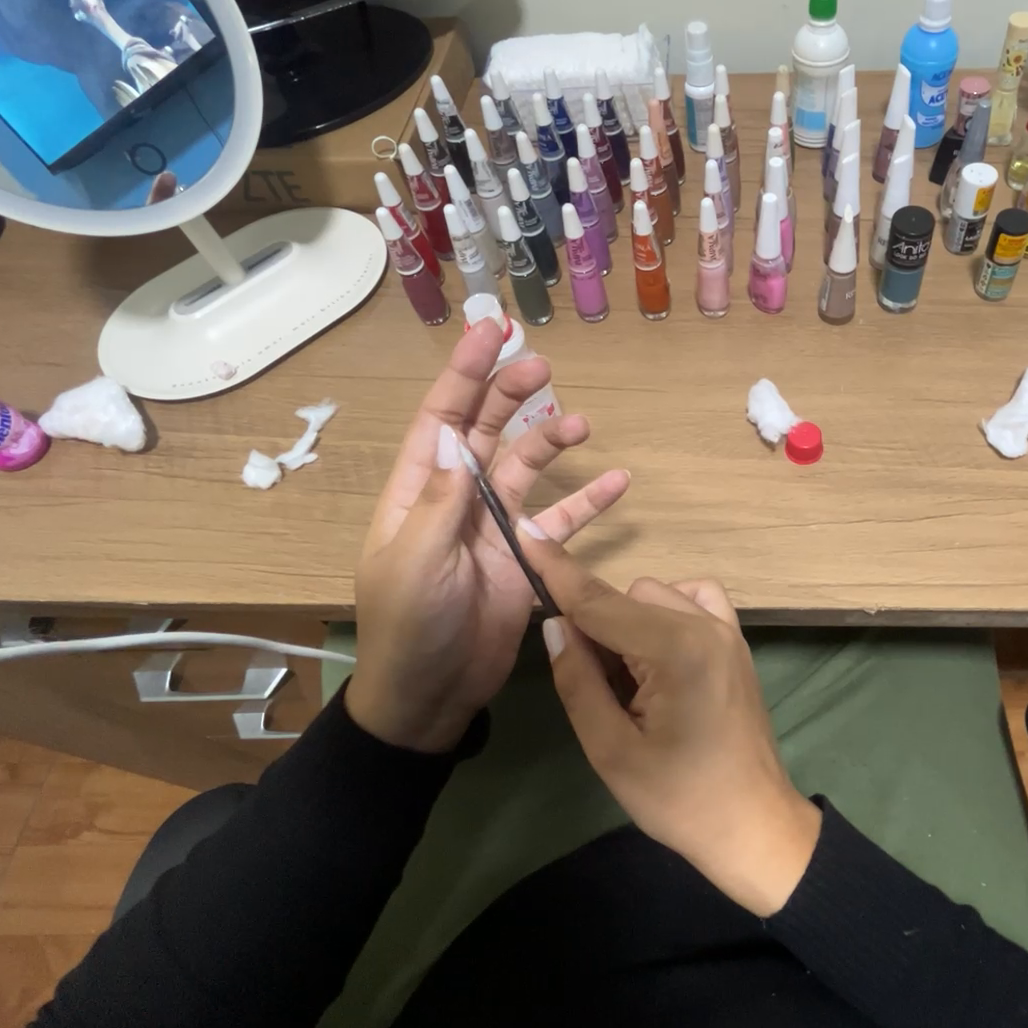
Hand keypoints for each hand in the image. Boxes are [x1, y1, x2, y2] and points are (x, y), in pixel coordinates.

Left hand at [350, 320, 630, 752]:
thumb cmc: (410, 627)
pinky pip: (562, 522)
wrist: (432, 695)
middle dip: (509, 394)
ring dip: (551, 442)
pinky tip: (618, 484)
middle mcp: (458, 499)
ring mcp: (495, 528)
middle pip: (487, 431)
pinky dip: (588, 503)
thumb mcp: (415, 560)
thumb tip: (456, 435)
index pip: (443, 419)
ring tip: (581, 424)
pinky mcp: (526, 559)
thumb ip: (440, 500)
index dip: (464, 373)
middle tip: (542, 364)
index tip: (490, 331)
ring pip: (527, 469)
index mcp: (419, 492)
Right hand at [516, 528, 820, 915]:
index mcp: (676, 650)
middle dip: (600, 625)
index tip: (527, 531)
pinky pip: (694, 600)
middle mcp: (707, 626)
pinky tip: (660, 654)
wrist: (753, 824)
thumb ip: (578, 680)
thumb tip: (556, 624)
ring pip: (659, 593)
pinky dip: (667, 614)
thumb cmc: (679, 798)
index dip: (558, 570)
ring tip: (632, 680)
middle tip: (599, 685)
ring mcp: (728, 631)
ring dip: (632, 621)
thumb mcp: (610, 749)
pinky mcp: (737, 643)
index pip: (601, 602)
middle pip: (629, 595)